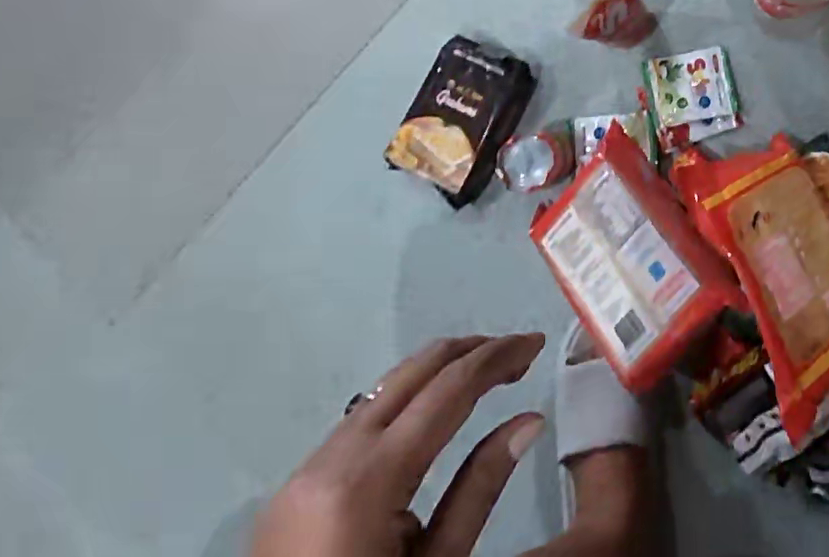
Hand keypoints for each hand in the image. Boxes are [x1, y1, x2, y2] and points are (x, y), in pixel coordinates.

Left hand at [252, 333, 547, 556]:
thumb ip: (480, 488)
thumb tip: (529, 422)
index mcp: (368, 482)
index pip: (447, 389)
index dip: (496, 357)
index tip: (534, 341)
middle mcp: (332, 457)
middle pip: (413, 371)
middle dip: (470, 351)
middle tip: (518, 352)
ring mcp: (305, 468)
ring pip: (385, 388)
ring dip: (439, 372)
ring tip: (486, 375)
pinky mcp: (294, 484)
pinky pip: (361, 420)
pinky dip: (407, 401)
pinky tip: (434, 413)